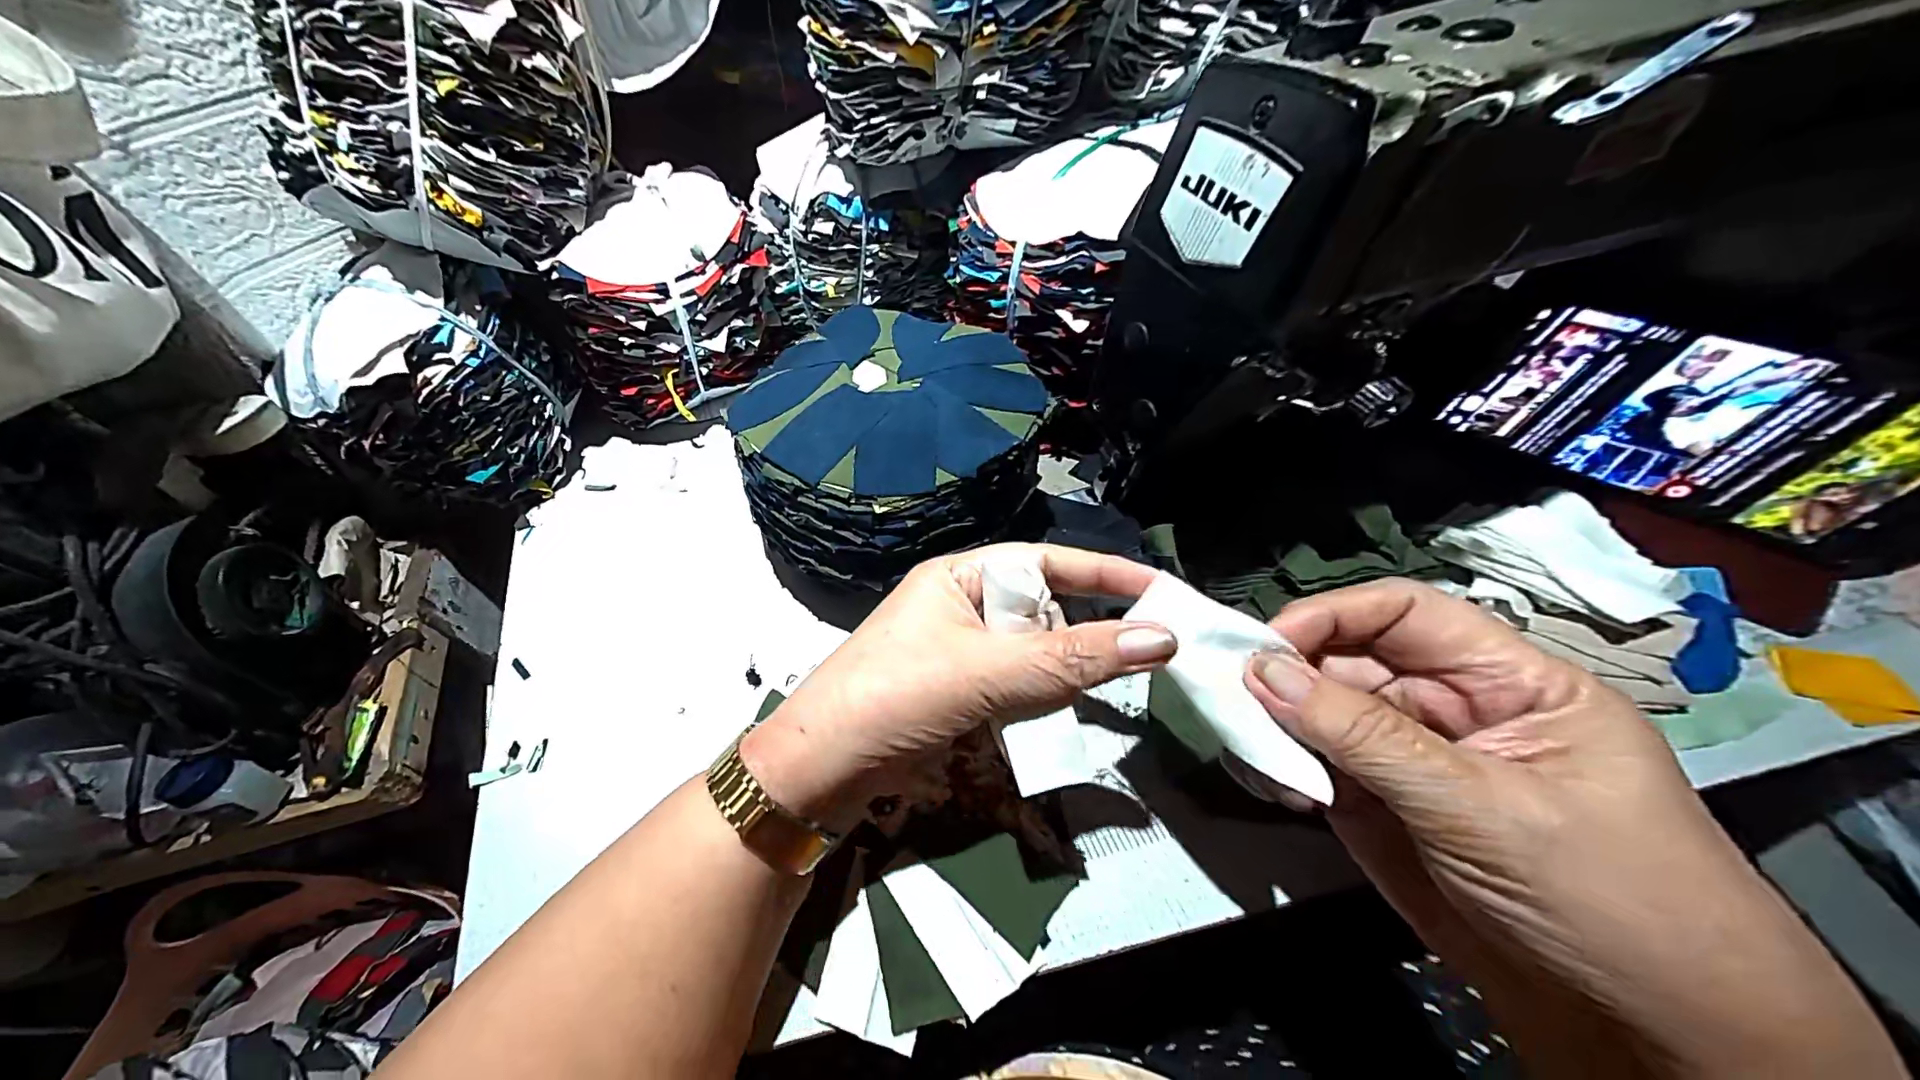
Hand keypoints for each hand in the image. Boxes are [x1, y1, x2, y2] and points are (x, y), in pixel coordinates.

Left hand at [741, 544, 1172, 831]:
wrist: (820, 771)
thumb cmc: (896, 697)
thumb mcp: (988, 674)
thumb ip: (1073, 658)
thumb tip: (1162, 637)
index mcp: (961, 577)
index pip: (1048, 562)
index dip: (1106, 575)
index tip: (1162, 591)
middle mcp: (962, 606)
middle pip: (1046, 609)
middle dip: (1086, 632)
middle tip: (1136, 656)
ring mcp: (960, 651)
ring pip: (1036, 652)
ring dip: (1063, 671)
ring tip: (1091, 690)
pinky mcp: (959, 692)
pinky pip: (1017, 685)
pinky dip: (1041, 698)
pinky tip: (1051, 715)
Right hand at [1244, 578, 1900, 1078]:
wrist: (1654, 1044)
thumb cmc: (1609, 902)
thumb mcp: (1483, 806)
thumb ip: (1366, 735)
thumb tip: (1263, 671)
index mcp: (1506, 682)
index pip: (1405, 615)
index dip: (1333, 615)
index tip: (1265, 642)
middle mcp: (1449, 710)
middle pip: (1349, 661)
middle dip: (1291, 674)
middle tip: (1235, 699)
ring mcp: (1408, 761)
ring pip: (1321, 714)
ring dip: (1277, 725)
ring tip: (1249, 749)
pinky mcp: (1377, 808)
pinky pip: (1315, 767)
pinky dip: (1282, 769)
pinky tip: (1270, 785)